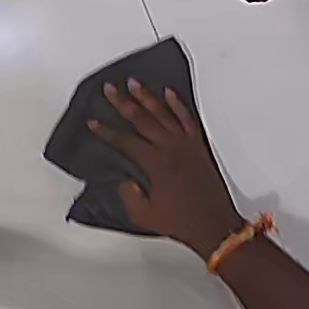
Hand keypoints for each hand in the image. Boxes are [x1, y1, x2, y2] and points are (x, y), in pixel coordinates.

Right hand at [89, 79, 245, 258]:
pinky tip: (168, 92)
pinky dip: (177, 104)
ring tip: (133, 83)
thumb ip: (129, 195)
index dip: (106, 131)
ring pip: (162, 113)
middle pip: (141, 119)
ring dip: (146, 97)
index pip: (124, 141)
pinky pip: (187, 118)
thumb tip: (124, 179)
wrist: (215, 226)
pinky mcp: (198, 145)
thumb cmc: (181, 221)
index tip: (93, 121)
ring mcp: (186, 144)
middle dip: (122, 102)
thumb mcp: (144, 214)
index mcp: (156, 164)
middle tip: (109, 88)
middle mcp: (170, 149)